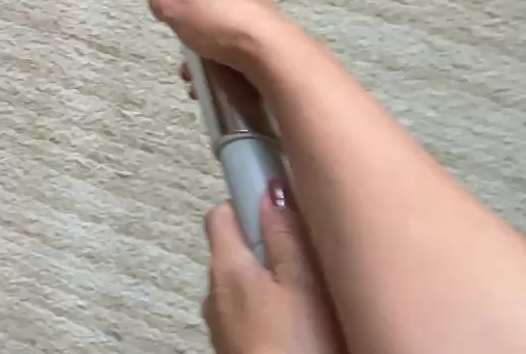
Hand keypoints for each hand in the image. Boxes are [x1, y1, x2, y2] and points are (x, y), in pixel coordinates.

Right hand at [148, 0, 291, 77]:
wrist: (276, 60)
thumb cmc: (222, 24)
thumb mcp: (179, 12)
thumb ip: (164, 3)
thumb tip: (160, 0)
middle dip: (196, 12)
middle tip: (182, 30)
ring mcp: (261, 16)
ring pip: (224, 27)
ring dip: (205, 47)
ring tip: (192, 73)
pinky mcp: (272, 42)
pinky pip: (238, 51)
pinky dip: (220, 66)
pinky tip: (209, 86)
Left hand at [202, 188, 344, 353]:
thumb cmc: (298, 349)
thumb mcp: (302, 287)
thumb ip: (285, 237)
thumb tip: (270, 189)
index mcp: (224, 267)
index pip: (221, 215)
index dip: (247, 206)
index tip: (279, 210)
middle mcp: (214, 293)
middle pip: (233, 253)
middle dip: (264, 250)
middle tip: (308, 261)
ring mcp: (223, 327)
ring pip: (244, 290)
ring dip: (269, 288)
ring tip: (311, 301)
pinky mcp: (235, 353)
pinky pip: (251, 321)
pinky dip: (271, 318)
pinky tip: (301, 334)